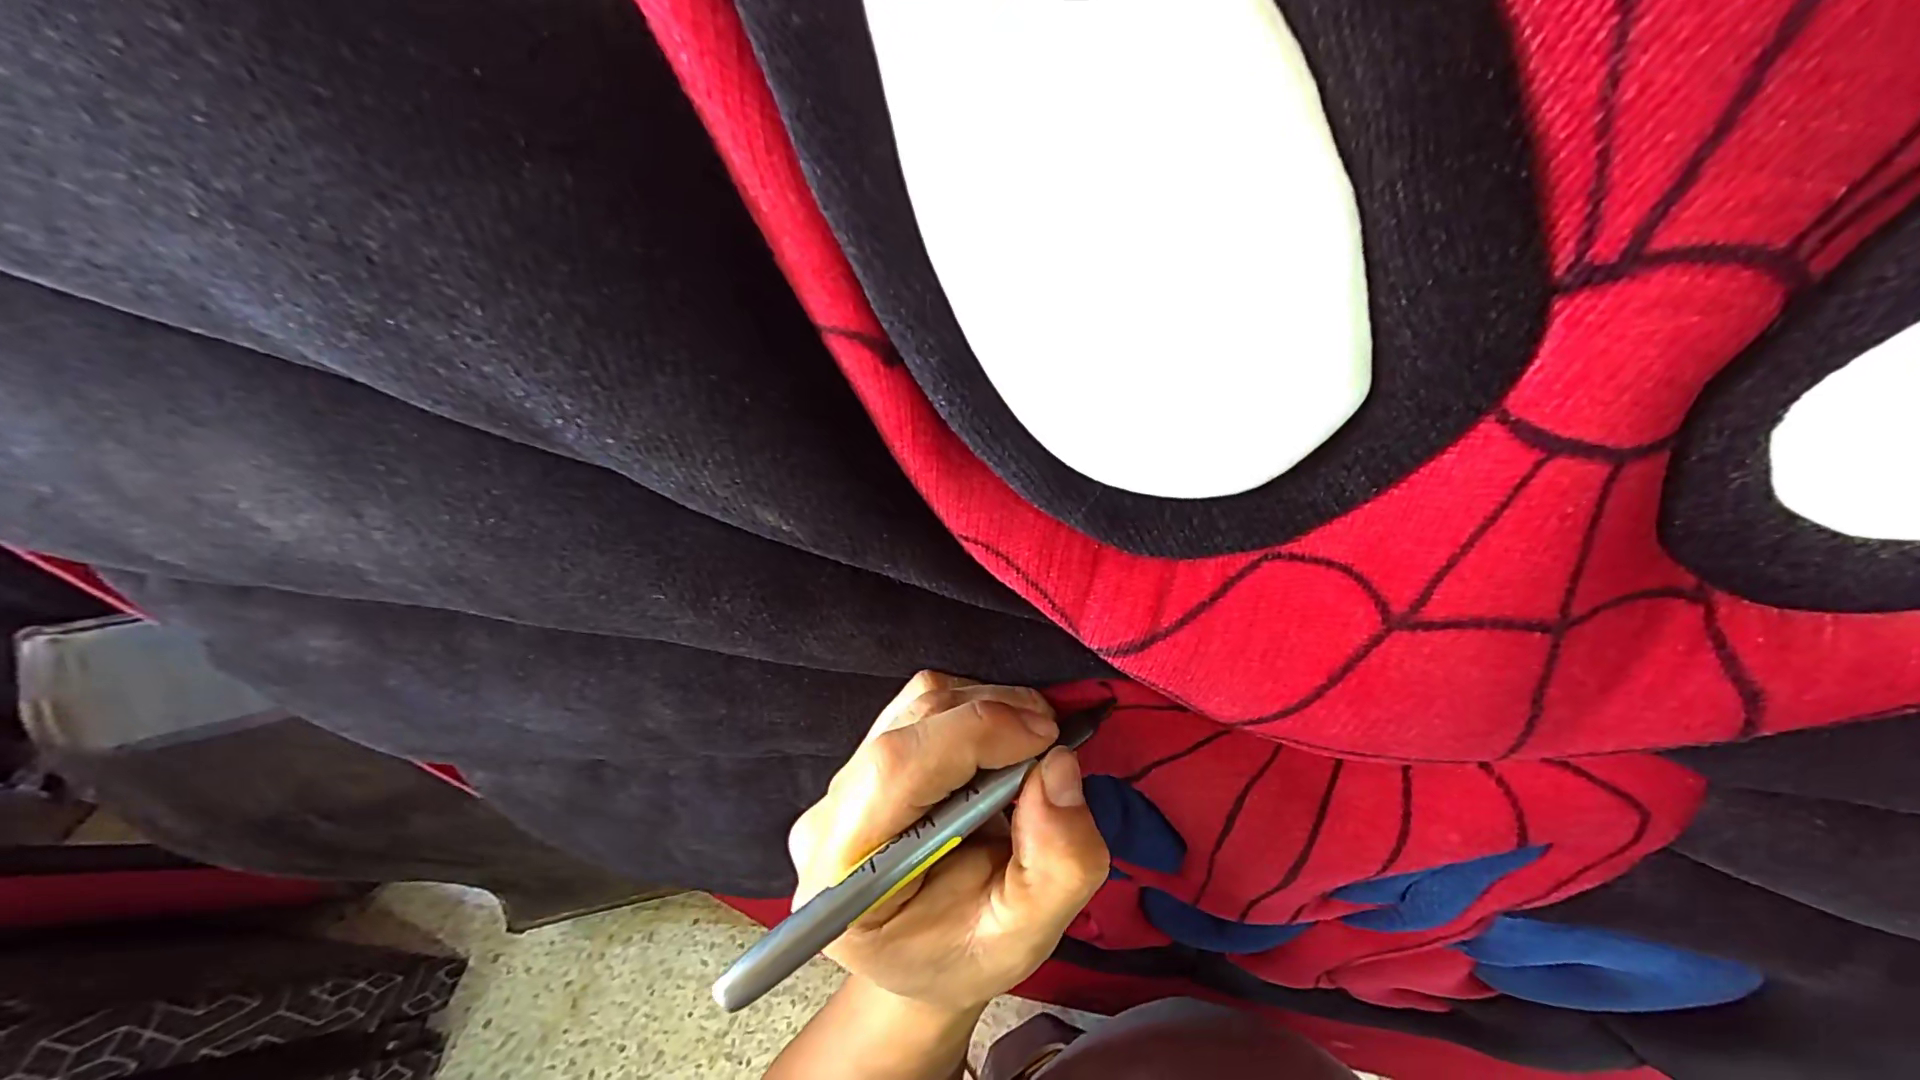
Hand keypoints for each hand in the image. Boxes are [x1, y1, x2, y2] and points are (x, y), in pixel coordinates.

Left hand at [787, 671, 1109, 1014]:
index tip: (1047, 737)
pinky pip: (925, 705)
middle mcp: (831, 814)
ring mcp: (846, 779)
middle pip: (912, 723)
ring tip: (1030, 748)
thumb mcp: (1024, 937)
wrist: (926, 954)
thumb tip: (1058, 767)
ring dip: (989, 709)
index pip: (895, 767)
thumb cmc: (962, 956)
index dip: (974, 733)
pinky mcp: (871, 755)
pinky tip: (1000, 747)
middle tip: (1053, 740)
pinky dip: (976, 710)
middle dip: (994, 716)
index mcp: (845, 873)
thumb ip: (1056, 863)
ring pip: (921, 702)